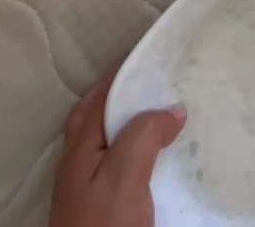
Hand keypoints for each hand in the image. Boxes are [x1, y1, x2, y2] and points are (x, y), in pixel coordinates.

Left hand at [51, 64, 187, 226]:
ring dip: (140, 118)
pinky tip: (169, 151)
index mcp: (80, 150)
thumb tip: (172, 109)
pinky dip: (146, 146)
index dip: (126, 68)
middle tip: (166, 73)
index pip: (102, 94)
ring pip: (116, 137)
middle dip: (130, 89)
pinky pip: (128, 161)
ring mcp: (94, 188)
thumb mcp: (124, 178)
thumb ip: (143, 135)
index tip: (158, 46)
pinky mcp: (110, 206)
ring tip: (174, 105)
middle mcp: (82, 164)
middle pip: (103, 113)